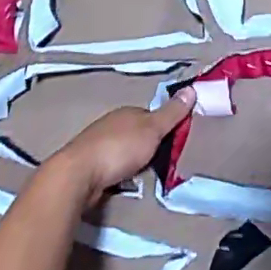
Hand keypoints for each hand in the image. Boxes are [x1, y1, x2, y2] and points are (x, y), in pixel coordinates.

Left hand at [47, 91, 194, 195]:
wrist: (79, 174)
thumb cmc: (119, 147)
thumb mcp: (153, 129)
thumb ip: (171, 113)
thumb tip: (191, 88)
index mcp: (127, 112)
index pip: (151, 116)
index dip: (164, 127)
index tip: (176, 142)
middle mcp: (112, 124)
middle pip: (138, 133)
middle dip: (149, 145)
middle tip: (165, 162)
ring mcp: (99, 144)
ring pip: (125, 150)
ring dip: (135, 160)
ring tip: (147, 174)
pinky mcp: (91, 164)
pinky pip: (114, 165)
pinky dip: (122, 171)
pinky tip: (126, 181)